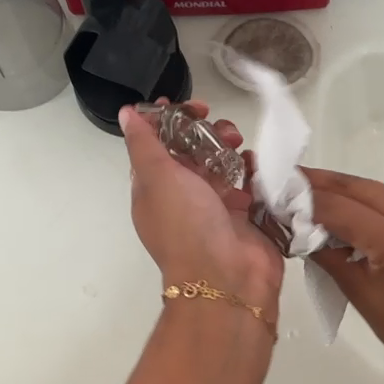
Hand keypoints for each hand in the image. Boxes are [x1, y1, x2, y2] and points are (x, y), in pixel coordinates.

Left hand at [119, 101, 282, 312]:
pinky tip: (257, 167)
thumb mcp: (156, 178)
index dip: (172, 121)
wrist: (228, 278)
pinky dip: (253, 172)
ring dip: (232, 148)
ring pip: (222, 165)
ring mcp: (215, 208)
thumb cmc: (186, 225)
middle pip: (193, 152)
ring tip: (242, 146)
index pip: (158, 145)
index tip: (192, 106)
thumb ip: (144, 144)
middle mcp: (183, 198)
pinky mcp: (245, 217)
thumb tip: (127, 113)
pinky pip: (248, 184)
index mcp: (154, 189)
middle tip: (225, 127)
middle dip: (208, 132)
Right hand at [302, 168, 383, 374]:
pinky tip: (343, 208)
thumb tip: (297, 226)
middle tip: (286, 181)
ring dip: (341, 191)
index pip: (337, 207)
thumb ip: (326, 252)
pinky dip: (364, 202)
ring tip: (307, 194)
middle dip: (319, 184)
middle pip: (356, 187)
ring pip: (373, 189)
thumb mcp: (357, 291)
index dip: (303, 199)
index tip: (276, 192)